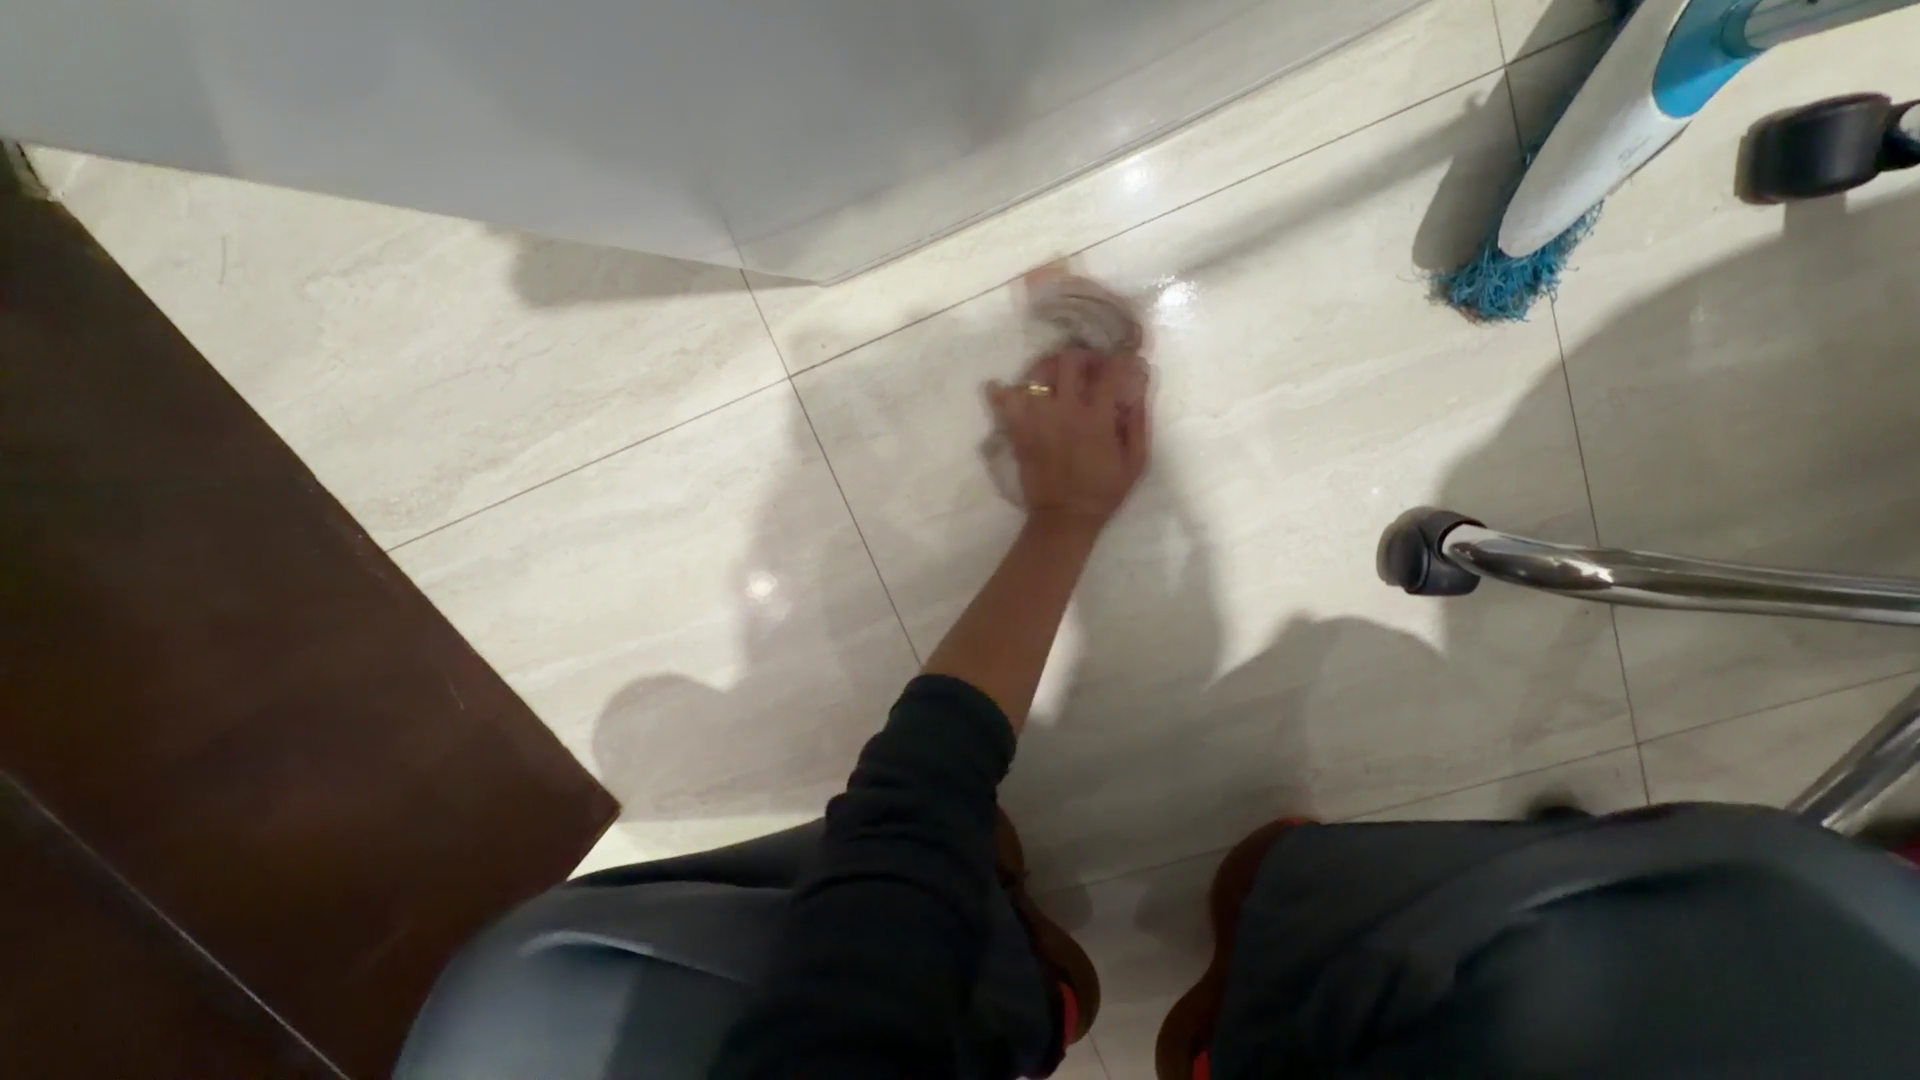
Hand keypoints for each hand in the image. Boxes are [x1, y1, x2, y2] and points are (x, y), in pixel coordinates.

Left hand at [988, 346, 1150, 529]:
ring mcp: (1037, 419)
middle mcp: (1064, 410)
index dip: (1119, 359)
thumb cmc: (1104, 491)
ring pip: (1036, 373)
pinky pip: (1004, 401)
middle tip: (1088, 366)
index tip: (1122, 363)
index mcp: (1096, 417)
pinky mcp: (1018, 430)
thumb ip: (1138, 421)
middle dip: (1082, 356)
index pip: (1110, 371)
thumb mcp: (1136, 460)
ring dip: (1048, 367)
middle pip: (1068, 361)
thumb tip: (1137, 387)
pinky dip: (1001, 390)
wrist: (1065, 517)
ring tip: (1055, 376)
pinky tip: (1004, 387)